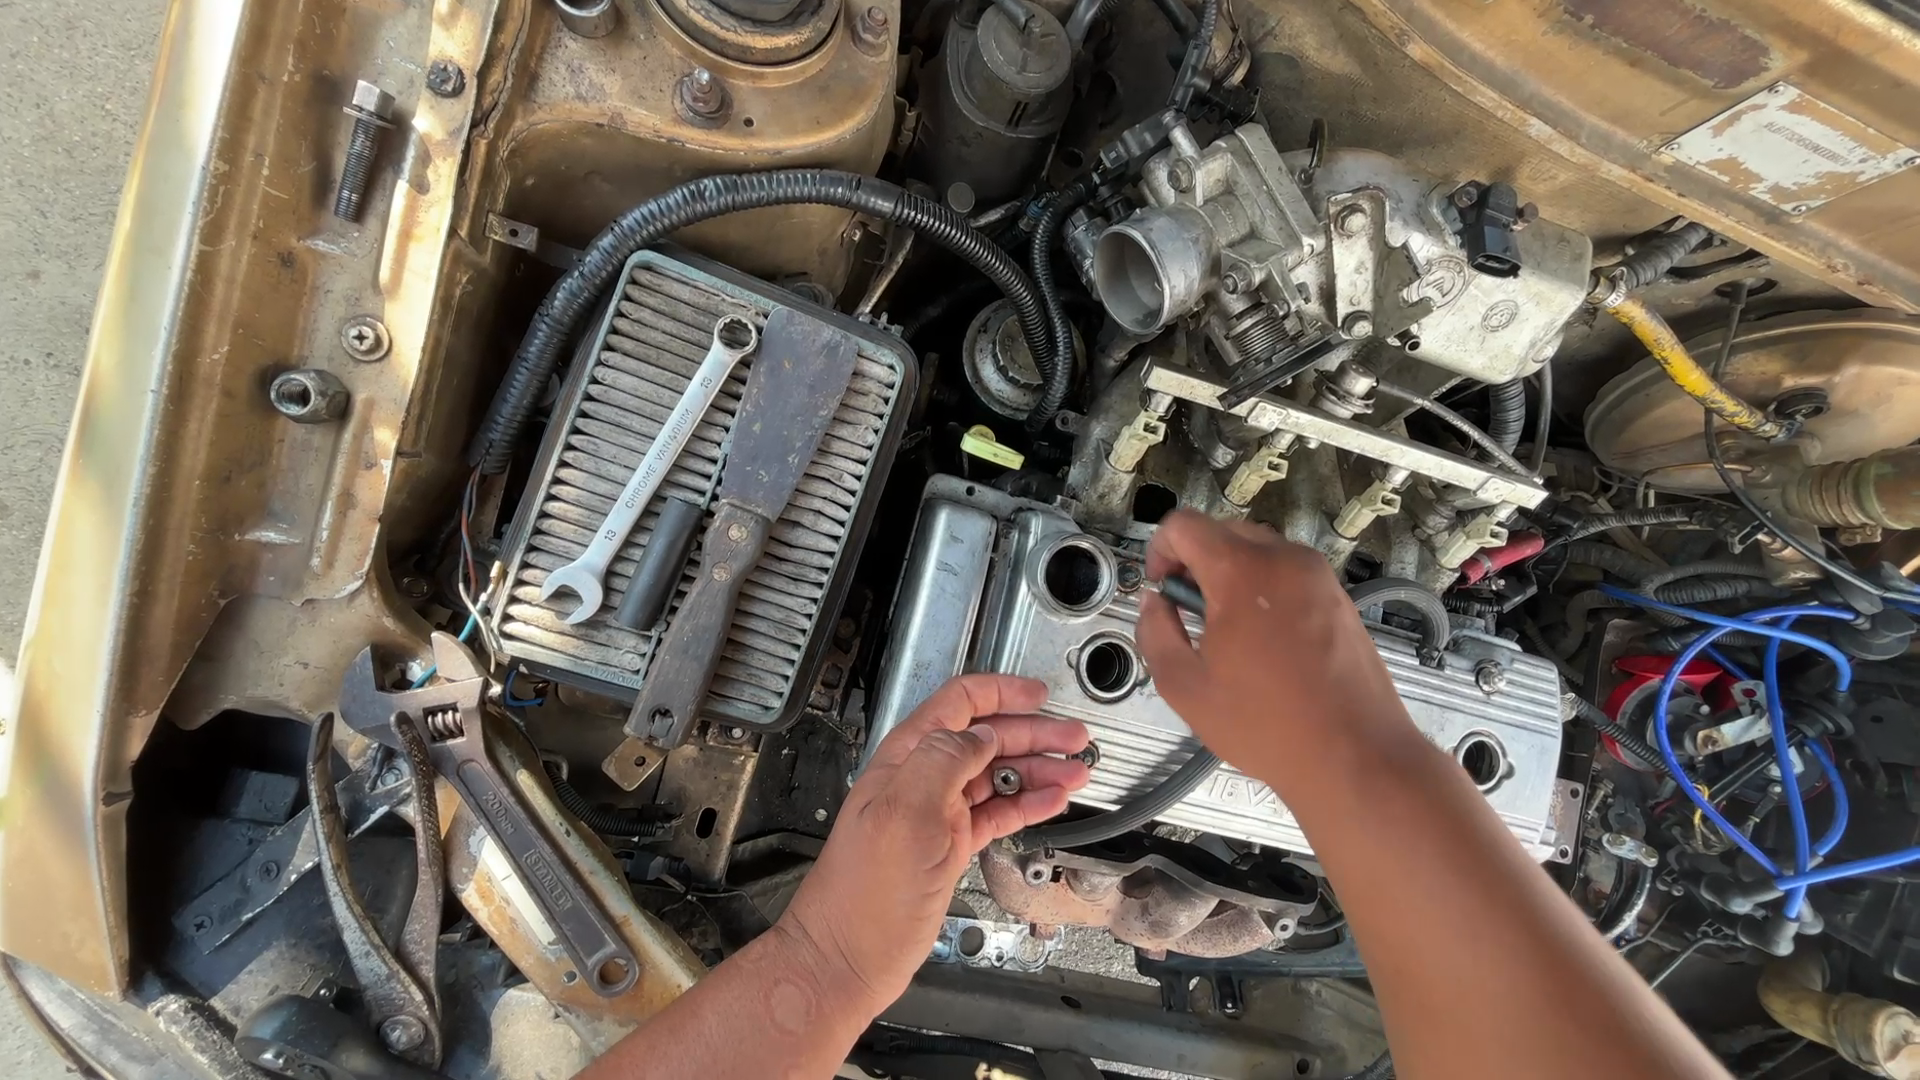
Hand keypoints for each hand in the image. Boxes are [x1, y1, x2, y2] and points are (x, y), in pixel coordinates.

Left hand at [776, 674, 1089, 1011]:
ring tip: (1076, 772)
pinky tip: (1052, 803)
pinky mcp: (952, 844)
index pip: (960, 703)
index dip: (1002, 693)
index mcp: (910, 757)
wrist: (849, 956)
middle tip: (1075, 740)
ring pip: (999, 776)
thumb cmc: (865, 890)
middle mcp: (926, 777)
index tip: (1039, 695)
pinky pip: (998, 813)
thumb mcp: (905, 811)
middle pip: (988, 738)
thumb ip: (943, 760)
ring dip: (1039, 771)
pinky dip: (1027, 805)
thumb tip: (981, 734)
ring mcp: (940, 811)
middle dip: (1034, 734)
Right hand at [1134, 511, 1415, 787]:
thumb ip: (1155, 632)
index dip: (1159, 551)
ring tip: (1227, 631)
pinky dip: (1263, 589)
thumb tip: (1155, 604)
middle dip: (1194, 563)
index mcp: (1240, 572)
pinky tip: (1264, 642)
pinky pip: (1287, 573)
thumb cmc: (1264, 724)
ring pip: (1256, 550)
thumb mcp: (1184, 686)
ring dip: (1229, 575)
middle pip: (1221, 532)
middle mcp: (1284, 559)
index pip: (1183, 525)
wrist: (1357, 757)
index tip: (1161, 590)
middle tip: (1188, 613)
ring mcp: (1318, 576)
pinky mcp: (1339, 597)